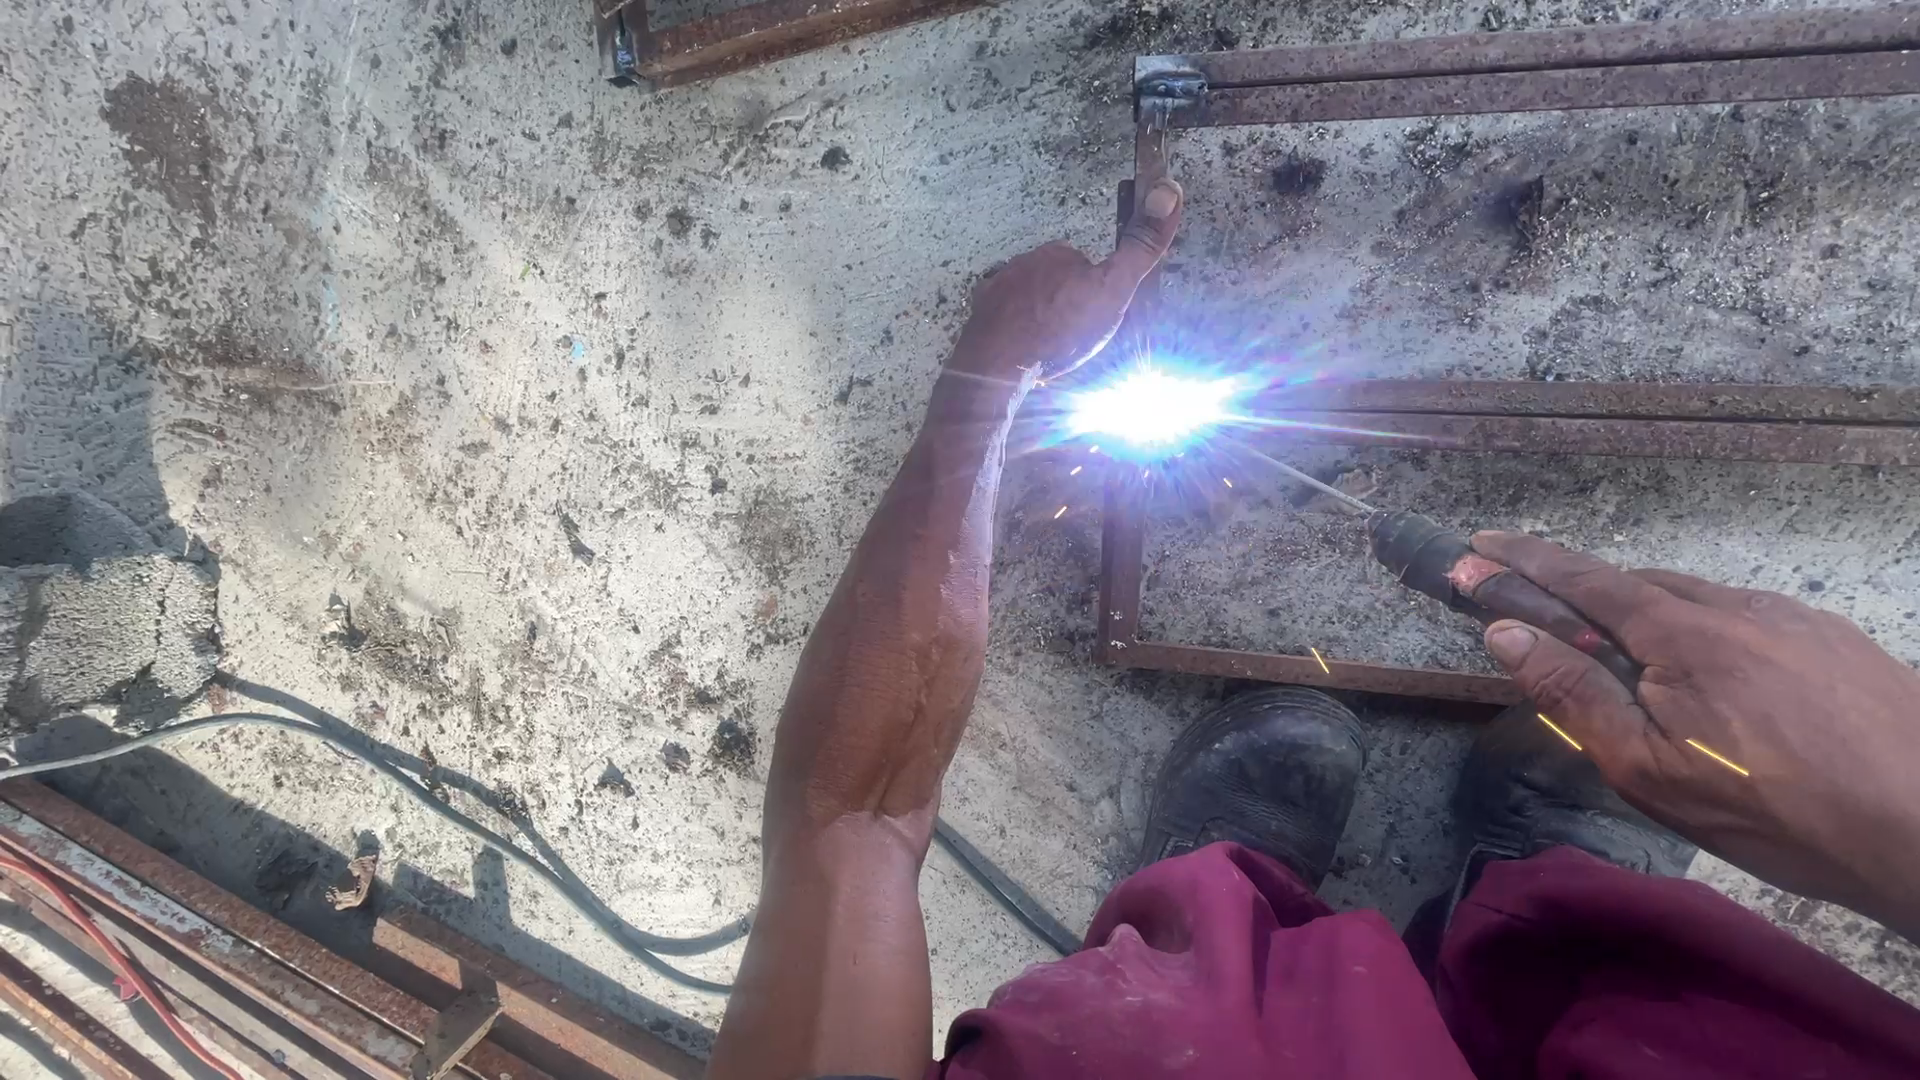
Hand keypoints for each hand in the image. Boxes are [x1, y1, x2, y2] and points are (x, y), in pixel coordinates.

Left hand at [947, 180, 1182, 382]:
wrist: (999, 365)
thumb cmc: (1057, 328)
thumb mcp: (1113, 287)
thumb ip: (1140, 247)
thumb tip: (1168, 192)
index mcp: (1056, 254)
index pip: (1082, 262)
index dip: (1094, 288)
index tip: (1097, 311)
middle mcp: (1021, 265)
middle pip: (1053, 283)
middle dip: (1065, 304)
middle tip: (1076, 335)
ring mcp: (997, 292)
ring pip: (1027, 303)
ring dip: (1040, 321)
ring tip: (1052, 350)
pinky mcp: (981, 320)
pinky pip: (1004, 325)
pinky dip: (1016, 337)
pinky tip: (1026, 357)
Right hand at [1473, 531, 1919, 937]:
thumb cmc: (1777, 811)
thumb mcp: (1646, 766)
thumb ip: (1570, 691)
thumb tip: (1503, 631)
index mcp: (1685, 634)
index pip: (1583, 578)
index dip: (1524, 557)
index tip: (1479, 540)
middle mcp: (1741, 609)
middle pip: (1638, 582)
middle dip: (1585, 596)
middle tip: (1560, 638)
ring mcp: (1801, 622)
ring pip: (1696, 599)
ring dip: (1648, 616)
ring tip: (1645, 674)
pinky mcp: (1844, 644)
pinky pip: (1747, 618)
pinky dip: (1705, 630)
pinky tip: (1723, 683)